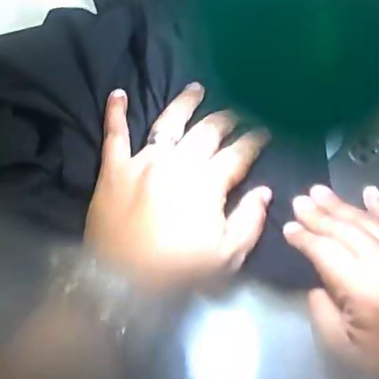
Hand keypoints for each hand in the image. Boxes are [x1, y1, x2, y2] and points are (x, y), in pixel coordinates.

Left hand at [86, 83, 270, 291]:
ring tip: (196, 88)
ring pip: (168, 122)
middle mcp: (178, 163)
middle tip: (238, 112)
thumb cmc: (178, 275)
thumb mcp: (226, 257)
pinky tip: (118, 93)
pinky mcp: (113, 170)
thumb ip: (249, 221)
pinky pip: (114, 135)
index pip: (238, 153)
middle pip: (208, 131)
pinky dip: (115, 112)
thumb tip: (264, 191)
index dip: (254, 140)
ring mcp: (143, 163)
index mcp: (207, 183)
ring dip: (185, 102)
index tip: (265, 131)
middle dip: (227, 118)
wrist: (117, 289)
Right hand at [283, 185, 378, 378]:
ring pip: (374, 226)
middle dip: (323, 214)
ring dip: (347, 207)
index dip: (305, 238)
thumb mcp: (343, 350)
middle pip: (351, 231)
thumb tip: (319, 278)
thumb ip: (324, 308)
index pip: (329, 252)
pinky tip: (370, 192)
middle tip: (300, 198)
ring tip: (323, 191)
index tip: (287, 226)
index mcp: (367, 293)